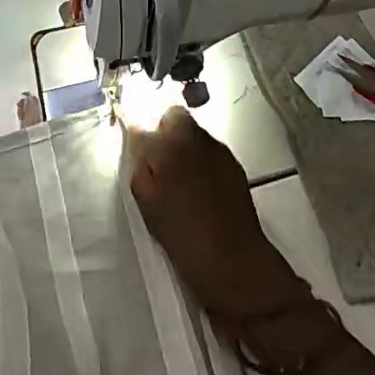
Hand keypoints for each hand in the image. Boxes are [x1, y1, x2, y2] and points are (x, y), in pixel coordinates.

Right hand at [128, 108, 309, 319]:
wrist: (234, 263)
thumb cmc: (181, 231)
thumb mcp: (145, 196)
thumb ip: (139, 159)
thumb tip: (138, 135)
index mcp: (173, 139)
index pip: (151, 112)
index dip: (144, 126)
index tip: (139, 145)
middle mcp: (200, 137)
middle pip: (177, 119)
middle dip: (165, 135)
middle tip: (157, 166)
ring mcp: (221, 152)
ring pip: (195, 137)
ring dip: (185, 150)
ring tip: (179, 183)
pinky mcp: (236, 169)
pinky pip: (210, 155)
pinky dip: (202, 165)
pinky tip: (199, 193)